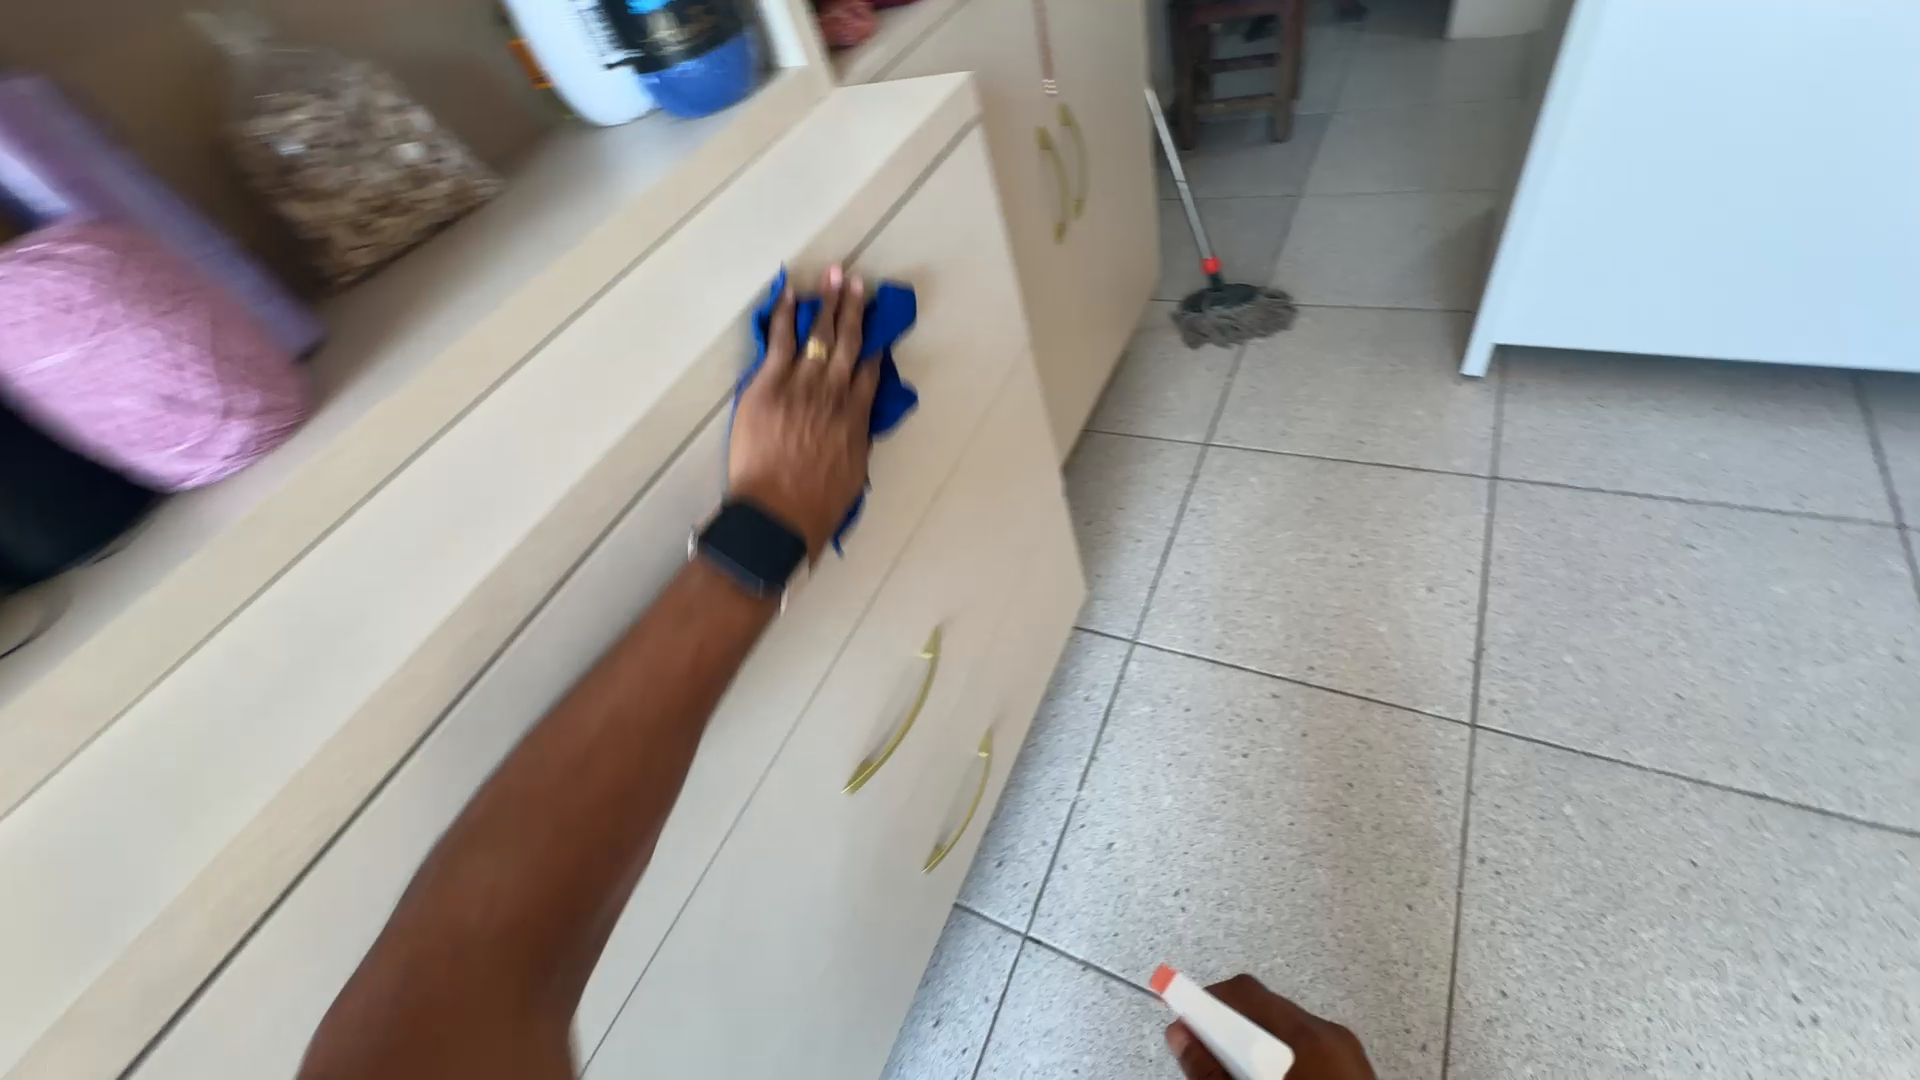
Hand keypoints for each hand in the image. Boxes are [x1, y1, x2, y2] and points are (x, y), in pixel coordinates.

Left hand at [730, 264, 880, 557]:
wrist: (780, 511)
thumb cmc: (819, 504)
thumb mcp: (855, 474)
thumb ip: (857, 441)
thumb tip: (857, 425)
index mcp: (856, 417)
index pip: (869, 373)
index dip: (874, 348)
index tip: (878, 329)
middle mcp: (834, 393)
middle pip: (849, 343)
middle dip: (855, 310)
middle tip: (858, 283)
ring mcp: (802, 385)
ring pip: (820, 334)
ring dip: (829, 302)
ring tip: (835, 275)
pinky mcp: (770, 385)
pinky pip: (781, 341)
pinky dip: (787, 316)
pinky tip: (792, 294)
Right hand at [1165, 975, 1376, 1079]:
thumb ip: (1210, 1072)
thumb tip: (1179, 1035)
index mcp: (1309, 1037)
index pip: (1243, 992)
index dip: (1206, 1002)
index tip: (1182, 1019)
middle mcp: (1333, 1036)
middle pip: (1263, 1009)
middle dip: (1228, 1030)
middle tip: (1206, 1060)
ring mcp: (1350, 1055)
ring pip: (1282, 1031)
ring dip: (1253, 1049)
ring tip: (1237, 1077)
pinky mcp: (1357, 1073)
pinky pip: (1305, 1050)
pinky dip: (1279, 1062)